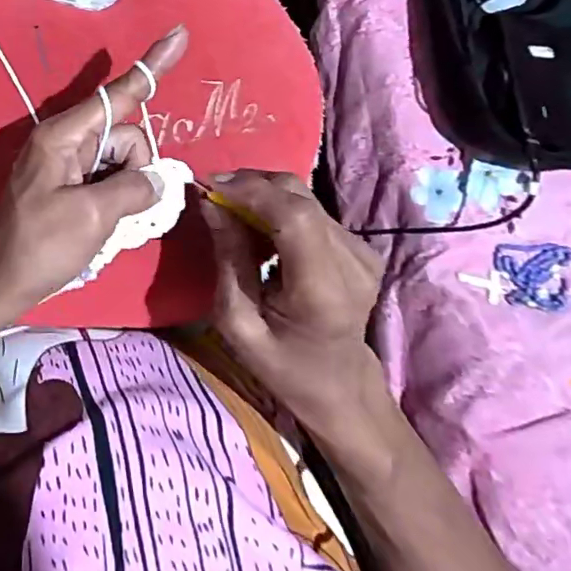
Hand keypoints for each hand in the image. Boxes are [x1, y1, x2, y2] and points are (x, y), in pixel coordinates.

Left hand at [0, 26, 189, 327]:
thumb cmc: (40, 246)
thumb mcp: (94, 216)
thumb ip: (133, 188)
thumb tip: (154, 181)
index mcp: (63, 136)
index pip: (116, 95)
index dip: (150, 67)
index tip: (178, 34)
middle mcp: (64, 142)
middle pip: (123, 134)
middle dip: (135, 166)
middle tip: (116, 207)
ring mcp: (63, 165)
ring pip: (119, 161)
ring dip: (126, 189)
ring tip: (104, 222)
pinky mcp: (65, 187)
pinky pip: (106, 180)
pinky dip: (116, 199)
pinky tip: (104, 225)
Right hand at [200, 170, 385, 425]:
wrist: (340, 385)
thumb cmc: (282, 364)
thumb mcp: (237, 322)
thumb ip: (228, 258)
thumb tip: (210, 203)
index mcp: (322, 290)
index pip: (294, 217)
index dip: (250, 191)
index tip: (208, 186)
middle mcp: (352, 262)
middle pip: (299, 197)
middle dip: (250, 185)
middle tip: (212, 194)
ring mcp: (361, 251)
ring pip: (303, 197)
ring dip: (261, 194)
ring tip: (231, 211)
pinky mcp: (360, 245)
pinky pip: (310, 209)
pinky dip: (276, 207)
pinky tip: (258, 227)